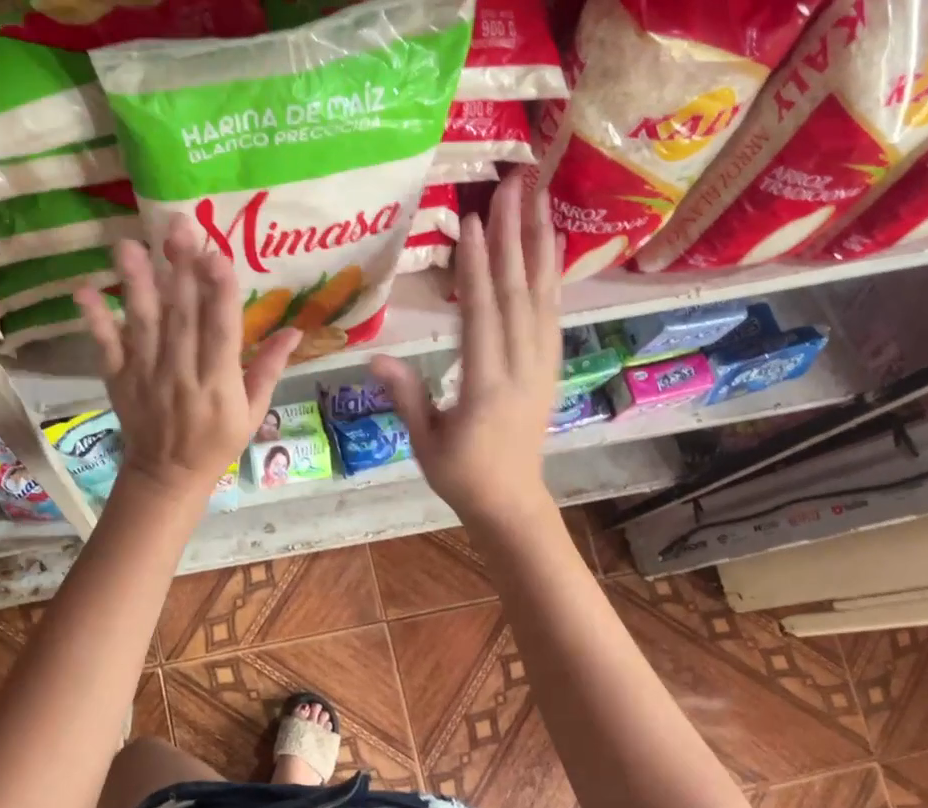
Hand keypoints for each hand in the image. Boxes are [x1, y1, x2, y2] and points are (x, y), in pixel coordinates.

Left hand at [75, 219, 300, 502]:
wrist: (167, 476)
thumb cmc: (216, 443)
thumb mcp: (252, 413)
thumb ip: (268, 369)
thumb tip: (295, 331)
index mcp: (218, 385)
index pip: (221, 333)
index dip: (220, 295)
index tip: (218, 255)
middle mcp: (181, 376)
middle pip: (181, 318)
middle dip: (180, 270)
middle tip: (179, 225)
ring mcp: (146, 377)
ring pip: (143, 326)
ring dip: (136, 285)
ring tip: (129, 245)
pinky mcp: (119, 381)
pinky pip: (106, 348)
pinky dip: (95, 321)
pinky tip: (85, 290)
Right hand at [372, 174, 563, 527]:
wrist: (511, 502)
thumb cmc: (461, 476)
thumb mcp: (425, 443)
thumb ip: (407, 397)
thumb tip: (374, 358)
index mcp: (486, 387)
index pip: (482, 315)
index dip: (476, 267)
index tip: (470, 221)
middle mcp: (521, 368)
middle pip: (518, 293)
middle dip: (514, 235)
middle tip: (513, 185)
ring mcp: (541, 365)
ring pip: (542, 296)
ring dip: (539, 244)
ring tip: (538, 198)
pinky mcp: (549, 367)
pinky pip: (552, 313)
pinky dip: (552, 276)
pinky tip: (551, 247)